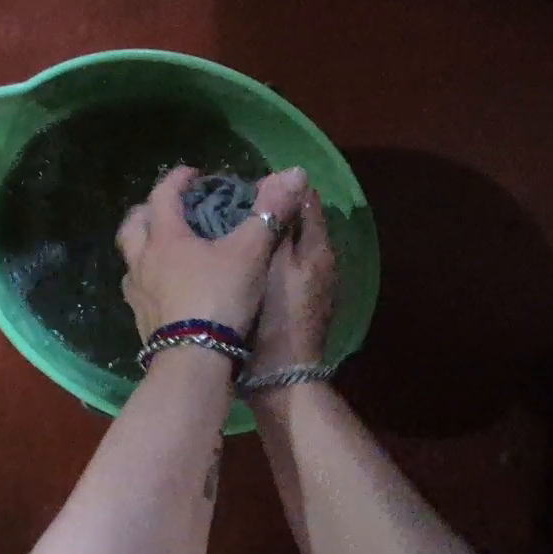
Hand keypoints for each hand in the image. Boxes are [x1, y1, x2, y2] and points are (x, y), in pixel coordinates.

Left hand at [116, 166, 308, 340]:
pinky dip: (149, 280)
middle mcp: (143, 260)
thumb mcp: (251, 252)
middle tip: (169, 209)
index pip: (163, 194)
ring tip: (166, 250)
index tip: (193, 174)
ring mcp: (137, 292)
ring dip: (144, 248)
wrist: (193, 361)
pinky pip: (138, 290)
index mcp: (165, 237)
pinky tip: (165, 289)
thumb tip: (295, 171)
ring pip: (130, 259)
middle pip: (132, 225)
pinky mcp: (140, 321)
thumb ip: (270, 212)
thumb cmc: (219, 298)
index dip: (178, 179)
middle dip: (148, 211)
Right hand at [245, 187, 336, 374]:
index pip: (306, 201)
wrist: (279, 376)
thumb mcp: (275, 262)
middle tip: (230, 209)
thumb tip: (290, 178)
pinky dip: (263, 259)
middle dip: (270, 213)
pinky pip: (280, 268)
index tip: (244, 188)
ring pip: (287, 246)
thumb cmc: (276, 314)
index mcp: (319, 248)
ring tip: (230, 232)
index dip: (278, 189)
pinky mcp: (296, 304)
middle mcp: (322, 263)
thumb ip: (281, 220)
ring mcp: (311, 286)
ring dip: (265, 237)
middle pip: (297, 224)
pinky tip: (238, 262)